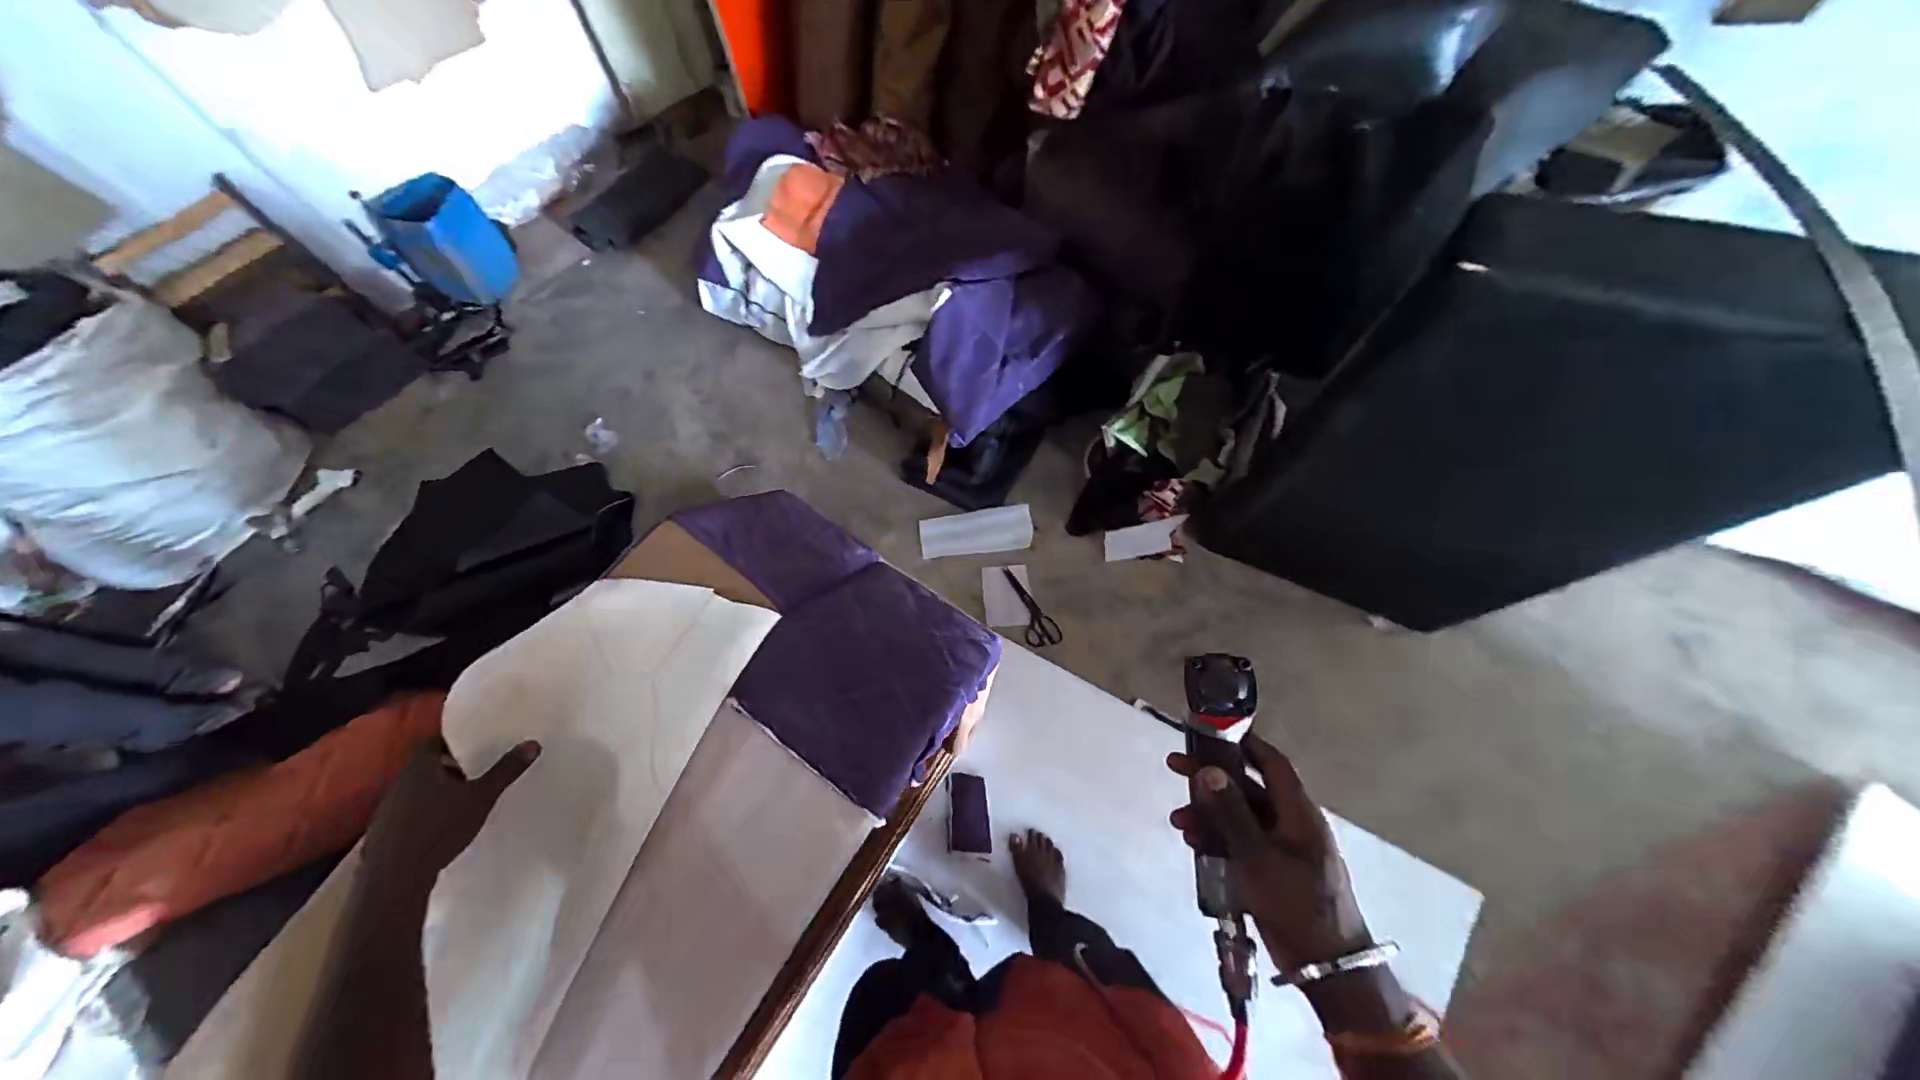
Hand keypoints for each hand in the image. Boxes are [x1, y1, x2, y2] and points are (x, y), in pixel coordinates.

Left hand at [362, 735, 539, 878]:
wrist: (394, 877)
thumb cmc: (439, 828)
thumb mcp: (481, 797)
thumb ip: (505, 771)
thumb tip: (533, 743)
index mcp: (420, 768)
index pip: (431, 741)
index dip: (450, 739)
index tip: (472, 740)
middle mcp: (400, 783)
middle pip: (425, 765)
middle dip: (449, 766)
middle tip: (476, 768)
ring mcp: (388, 809)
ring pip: (416, 789)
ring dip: (436, 790)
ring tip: (463, 797)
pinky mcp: (383, 832)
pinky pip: (408, 811)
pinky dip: (425, 811)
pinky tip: (442, 824)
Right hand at [1167, 733, 1371, 969]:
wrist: (1325, 966)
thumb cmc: (1296, 903)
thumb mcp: (1258, 856)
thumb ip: (1231, 813)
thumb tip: (1208, 771)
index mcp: (1298, 813)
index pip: (1272, 763)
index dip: (1245, 742)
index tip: (1213, 729)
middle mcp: (1290, 823)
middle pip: (1247, 788)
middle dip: (1211, 778)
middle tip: (1175, 765)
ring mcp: (1281, 847)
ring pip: (1239, 817)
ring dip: (1208, 814)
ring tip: (1178, 818)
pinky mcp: (1271, 869)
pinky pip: (1239, 841)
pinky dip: (1216, 838)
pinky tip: (1193, 842)